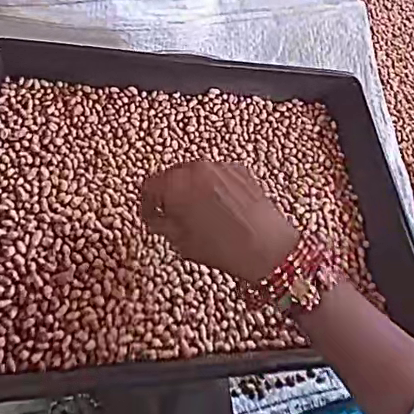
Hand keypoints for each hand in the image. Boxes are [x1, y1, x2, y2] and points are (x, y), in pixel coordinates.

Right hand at [139, 160, 298, 282]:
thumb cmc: (225, 247)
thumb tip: (155, 216)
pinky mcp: (240, 170)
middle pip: (171, 176)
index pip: (148, 186)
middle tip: (173, 217)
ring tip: (201, 216)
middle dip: (169, 195)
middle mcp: (196, 168)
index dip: (146, 204)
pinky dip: (214, 187)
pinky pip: (217, 175)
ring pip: (195, 174)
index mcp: (175, 184)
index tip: (150, 215)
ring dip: (192, 190)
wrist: (267, 246)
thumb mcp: (180, 241)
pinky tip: (221, 209)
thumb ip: (160, 222)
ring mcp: (220, 166)